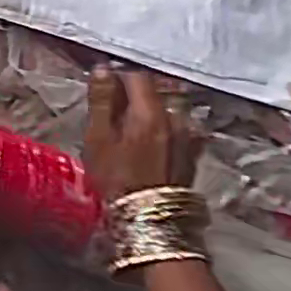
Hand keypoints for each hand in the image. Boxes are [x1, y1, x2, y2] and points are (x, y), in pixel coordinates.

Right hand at [84, 66, 198, 199]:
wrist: (150, 221)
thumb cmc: (116, 177)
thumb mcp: (98, 138)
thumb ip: (102, 101)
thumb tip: (104, 69)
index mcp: (150, 111)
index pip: (137, 76)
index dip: (119, 77)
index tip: (104, 88)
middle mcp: (175, 118)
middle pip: (155, 92)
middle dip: (134, 93)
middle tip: (113, 109)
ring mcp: (188, 137)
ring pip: (166, 110)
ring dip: (149, 111)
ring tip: (131, 126)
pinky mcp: (192, 154)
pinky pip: (177, 128)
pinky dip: (163, 126)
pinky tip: (151, 141)